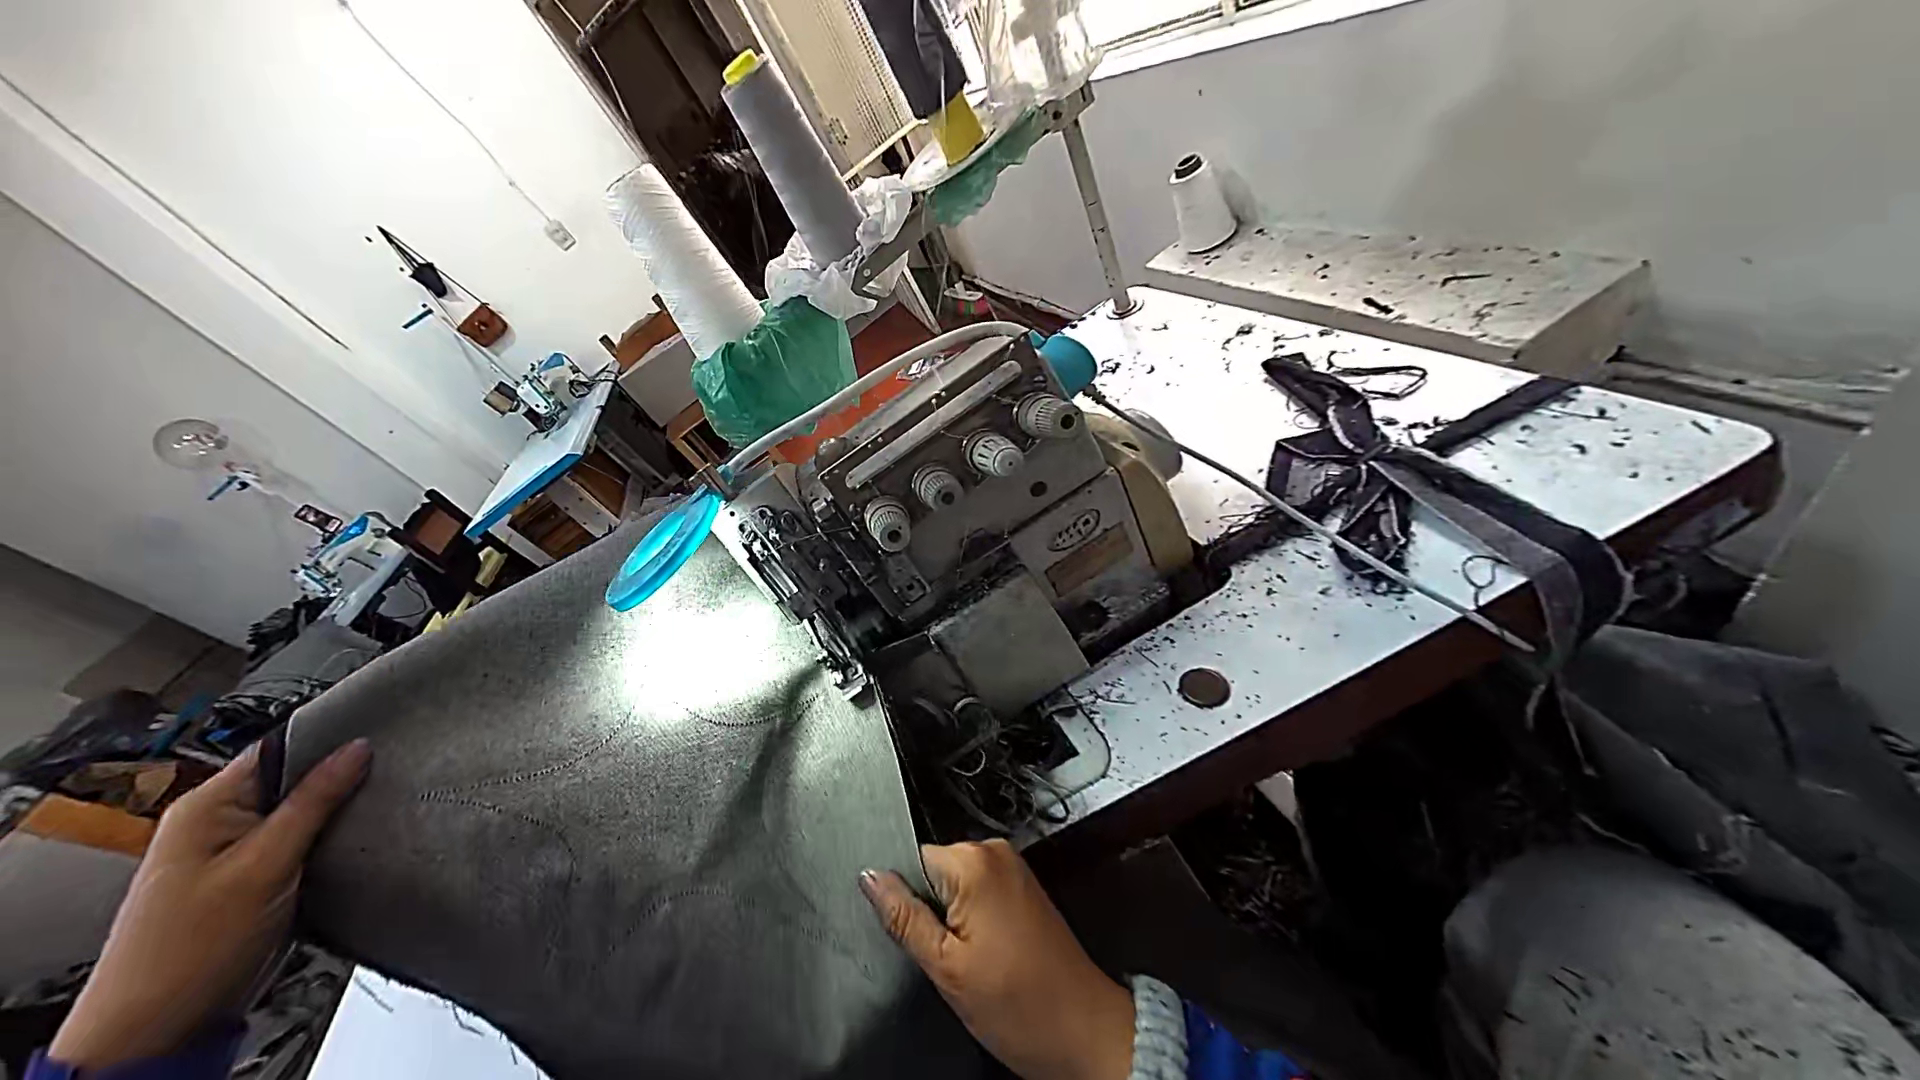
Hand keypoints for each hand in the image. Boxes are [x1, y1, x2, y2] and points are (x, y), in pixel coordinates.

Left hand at [49, 738, 371, 1068]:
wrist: (161, 1028)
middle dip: (342, 778)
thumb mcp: (263, 865)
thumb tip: (356, 748)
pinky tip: (356, 838)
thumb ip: (313, 802)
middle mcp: (219, 822)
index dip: (331, 739)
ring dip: (339, 810)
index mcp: (206, 806)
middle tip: (386, 775)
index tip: (380, 734)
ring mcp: (239, 850)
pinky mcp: (259, 875)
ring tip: (376, 806)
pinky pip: (306, 839)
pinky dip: (332, 837)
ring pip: (306, 810)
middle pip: (298, 778)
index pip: (280, 748)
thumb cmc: (189, 949)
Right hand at [861, 839, 1133, 1079]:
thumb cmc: (1025, 1005)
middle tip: (942, 956)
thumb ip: (903, 917)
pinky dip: (969, 921)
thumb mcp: (946, 966)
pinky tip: (982, 954)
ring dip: (948, 919)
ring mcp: (1011, 868)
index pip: (910, 859)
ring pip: (951, 884)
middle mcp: (995, 852)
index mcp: (974, 861)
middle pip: (931, 870)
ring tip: (967, 959)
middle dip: (925, 910)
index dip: (901, 898)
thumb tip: (871, 879)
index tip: (908, 931)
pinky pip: (975, 891)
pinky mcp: (1020, 887)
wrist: (1084, 1030)